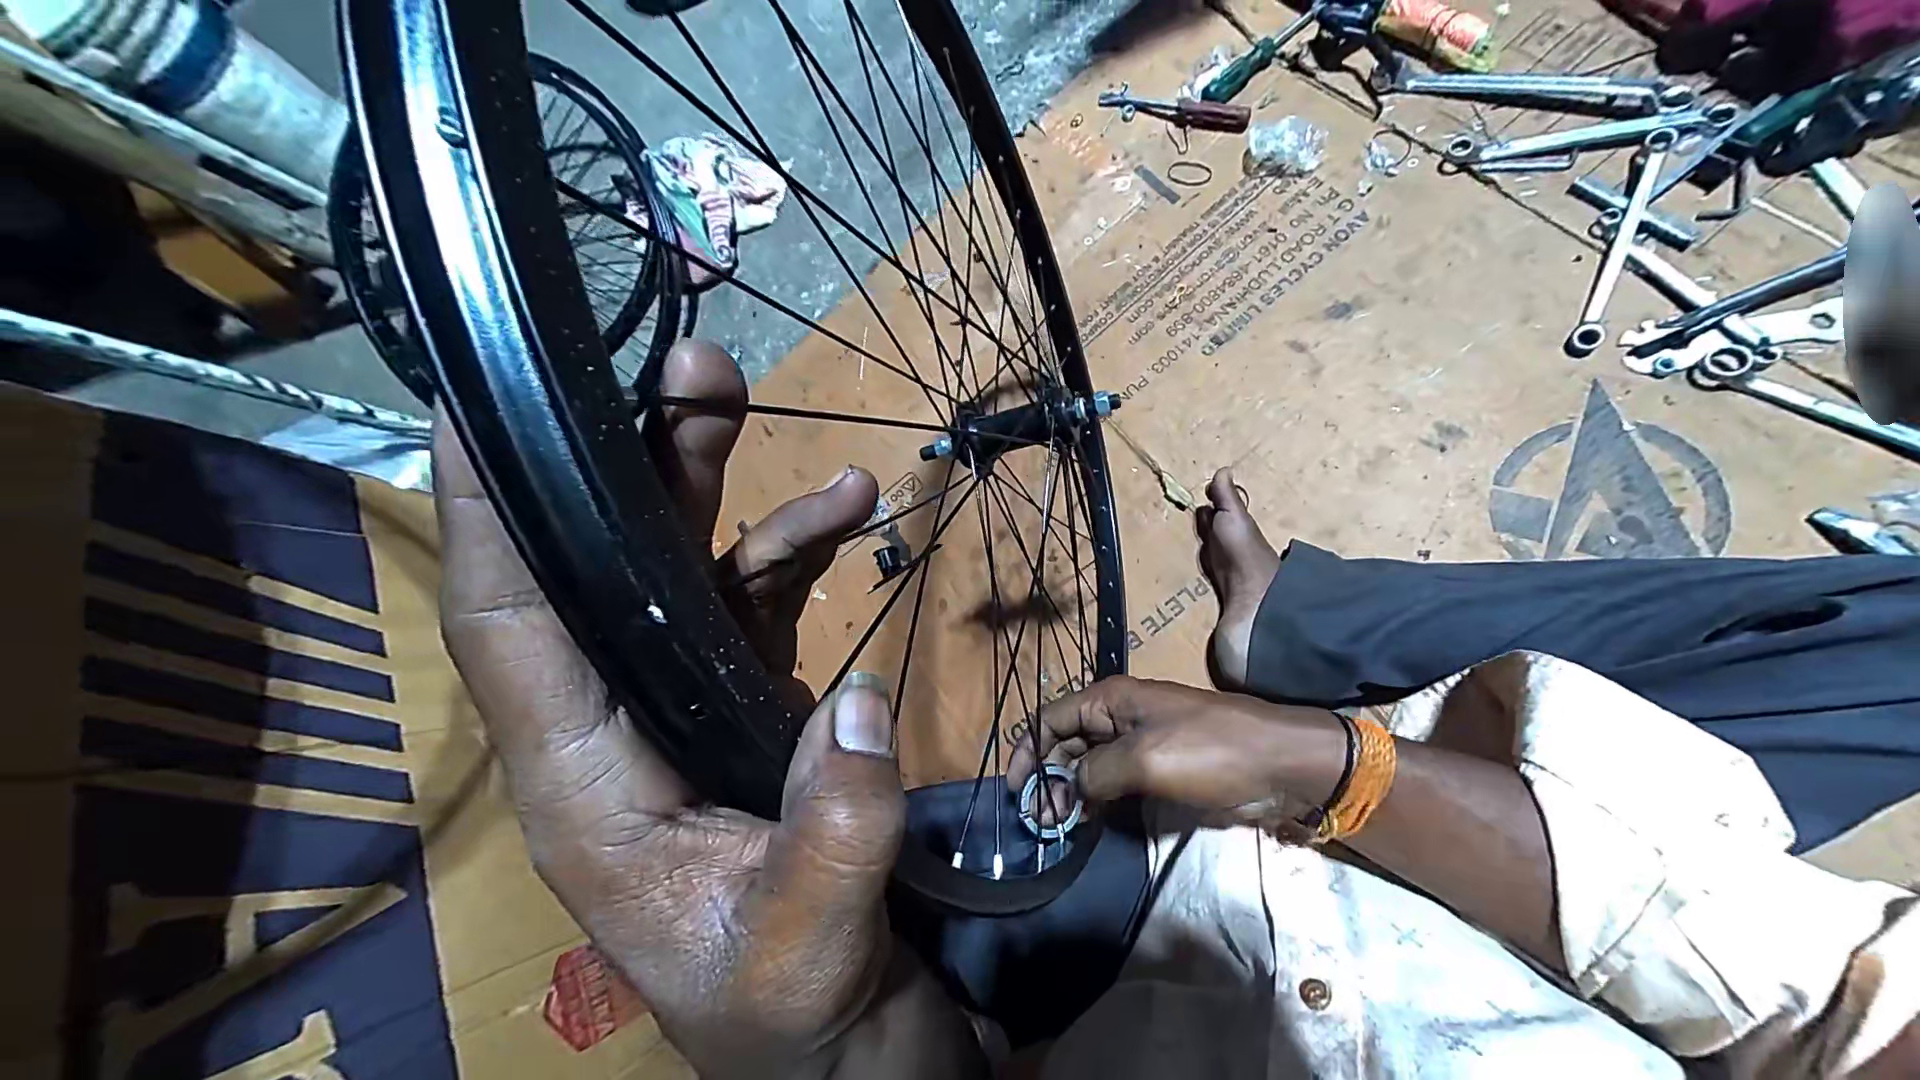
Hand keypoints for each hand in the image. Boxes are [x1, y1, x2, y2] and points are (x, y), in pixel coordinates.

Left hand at [437, 341, 977, 1077]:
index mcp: (593, 793)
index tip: (488, 405)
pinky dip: (802, 545)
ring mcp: (696, 710)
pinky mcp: (758, 704)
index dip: (492, 517)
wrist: (860, 1055)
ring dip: (722, 484)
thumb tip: (861, 700)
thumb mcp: (810, 956)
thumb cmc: (805, 1034)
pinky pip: (766, 598)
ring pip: (690, 567)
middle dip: (636, 461)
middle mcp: (626, 732)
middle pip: (608, 571)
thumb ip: (834, 837)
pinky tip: (855, 508)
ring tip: (758, 408)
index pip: (517, 634)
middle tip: (686, 368)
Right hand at [1007, 676, 1346, 828]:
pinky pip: (1113, 780)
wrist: (1281, 765)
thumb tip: (1068, 790)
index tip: (1016, 791)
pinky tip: (1088, 823)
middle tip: (1042, 821)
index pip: (1050, 719)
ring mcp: (1139, 742)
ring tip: (1060, 827)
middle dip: (1048, 778)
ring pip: (1088, 764)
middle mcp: (1117, 716)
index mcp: (1109, 699)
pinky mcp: (1157, 767)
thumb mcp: (1144, 758)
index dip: (1027, 751)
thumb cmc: (1209, 750)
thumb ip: (1095, 772)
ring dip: (1070, 792)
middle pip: (1066, 743)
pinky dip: (1095, 799)